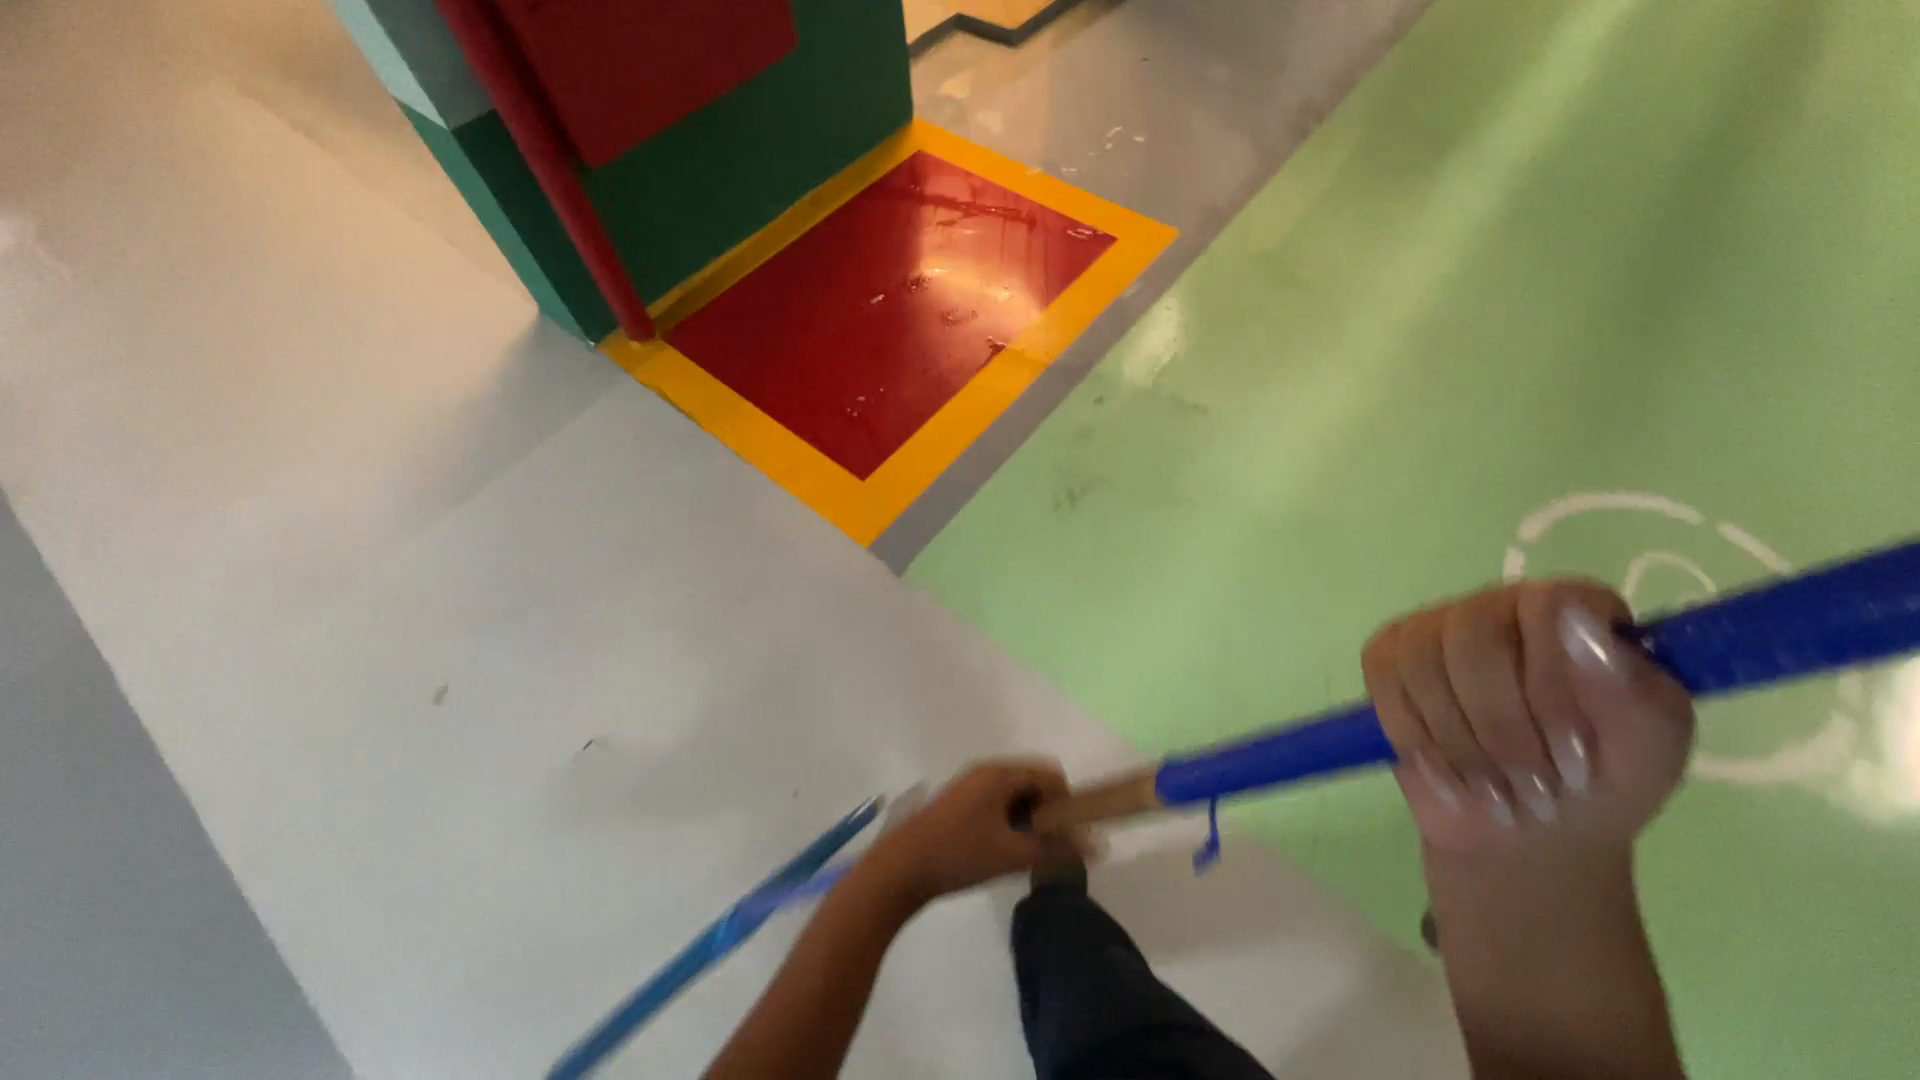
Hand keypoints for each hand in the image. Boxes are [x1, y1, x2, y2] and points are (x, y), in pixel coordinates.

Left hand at [861, 759, 1076, 902]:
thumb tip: (1099, 846)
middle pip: (1033, 784)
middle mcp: (985, 772)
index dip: (1066, 803)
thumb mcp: (1013, 854)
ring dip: (1027, 821)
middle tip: (1044, 848)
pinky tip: (999, 854)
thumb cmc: (958, 855)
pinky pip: (996, 806)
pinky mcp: (957, 806)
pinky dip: (1008, 824)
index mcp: (999, 774)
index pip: (1051, 775)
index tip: (1065, 836)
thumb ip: (1057, 849)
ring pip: (1014, 797)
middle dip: (1047, 814)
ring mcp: (968, 788)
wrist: (899, 870)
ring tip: (1021, 855)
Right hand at [1361, 580, 1694, 857]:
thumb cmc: (1604, 783)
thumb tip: (1575, 619)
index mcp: (1571, 608)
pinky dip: (1416, 738)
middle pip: (1472, 638)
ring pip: (1421, 664)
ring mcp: (1433, 628)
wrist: (1533, 833)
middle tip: (1535, 789)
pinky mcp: (1387, 659)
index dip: (1551, 683)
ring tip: (1497, 791)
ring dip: (1460, 743)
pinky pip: (1384, 683)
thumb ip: (1628, 684)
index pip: (1545, 606)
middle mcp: (1496, 604)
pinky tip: (1451, 774)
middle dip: (1501, 727)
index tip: (1577, 756)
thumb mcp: (1650, 748)